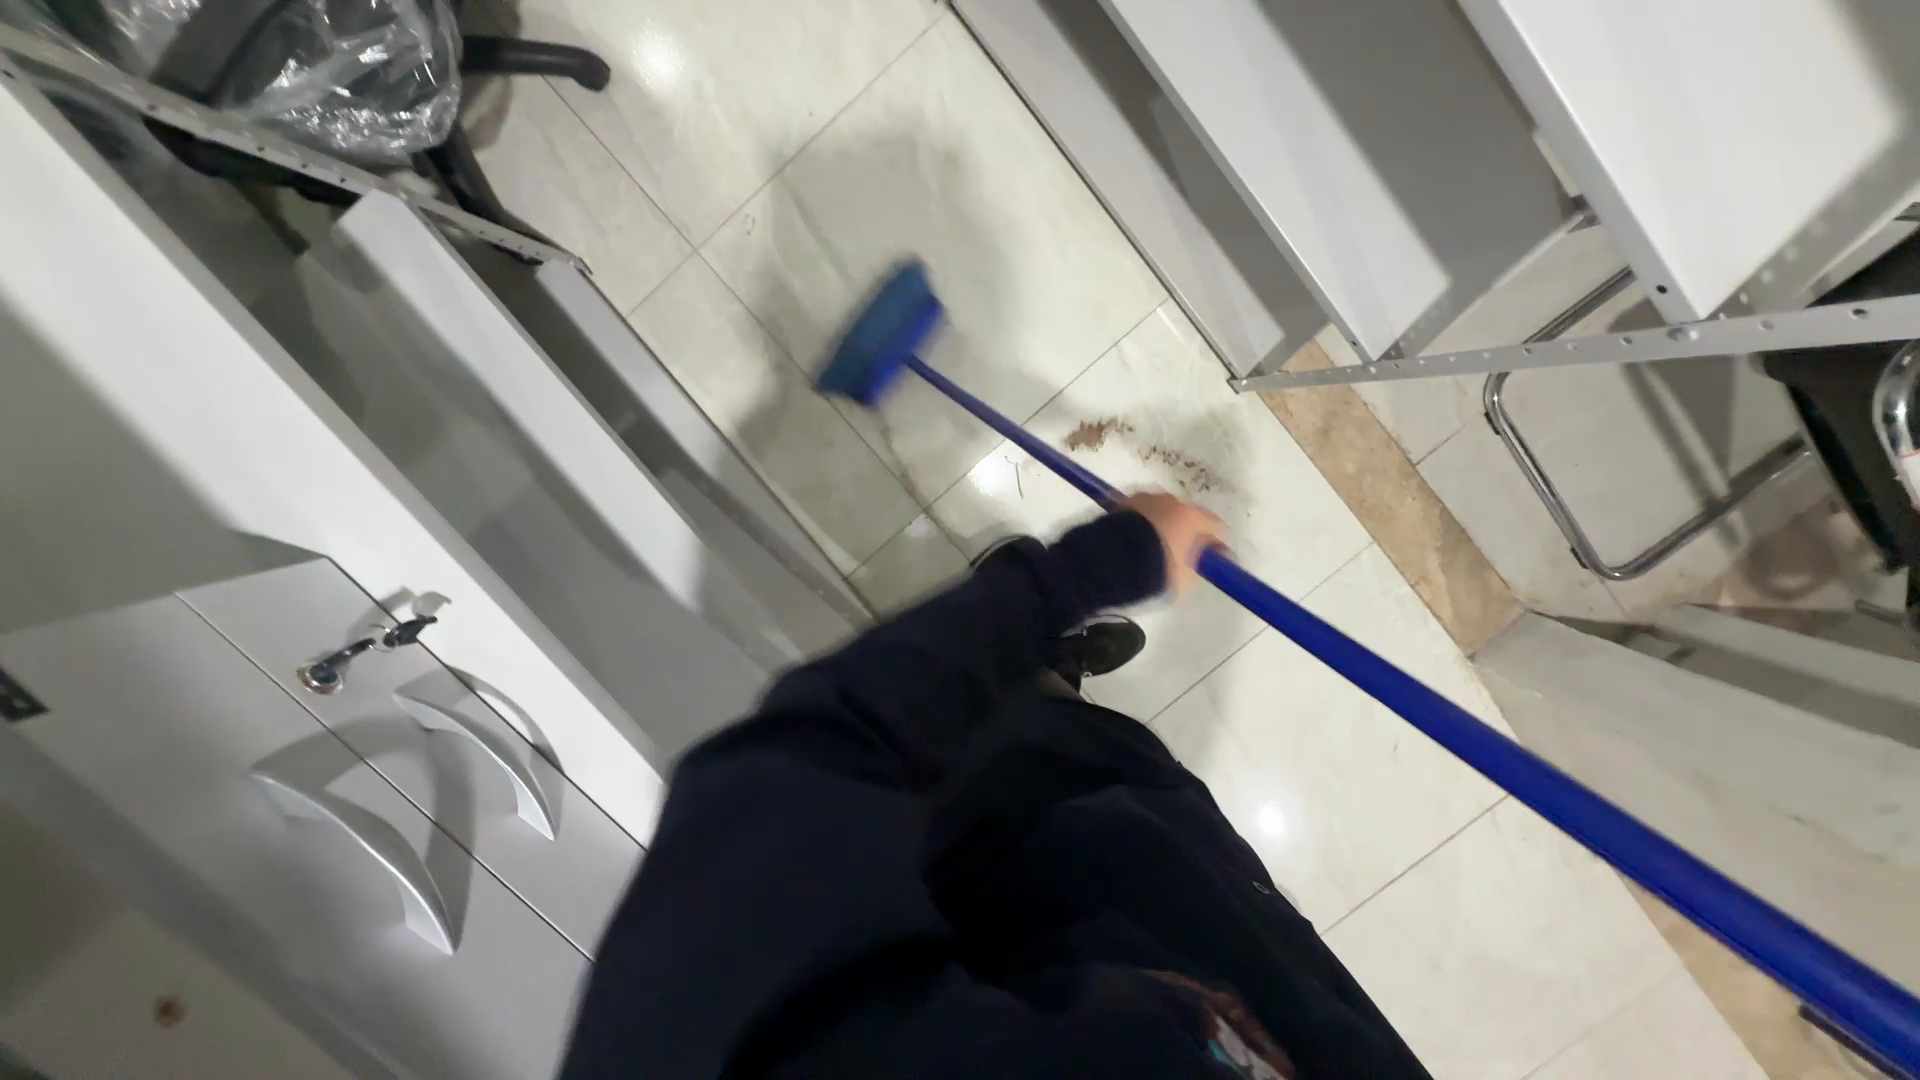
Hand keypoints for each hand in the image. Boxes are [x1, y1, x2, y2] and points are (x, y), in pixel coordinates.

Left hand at [1117, 492, 1227, 595]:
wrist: (1109, 560)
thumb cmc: (1155, 569)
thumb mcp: (1185, 578)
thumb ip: (1197, 565)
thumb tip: (1198, 559)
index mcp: (1192, 516)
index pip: (1216, 526)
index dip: (1217, 545)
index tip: (1214, 560)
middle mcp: (1170, 500)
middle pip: (1187, 515)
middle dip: (1187, 532)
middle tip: (1182, 554)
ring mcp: (1143, 499)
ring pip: (1161, 512)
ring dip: (1162, 526)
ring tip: (1153, 549)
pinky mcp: (1120, 504)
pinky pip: (1139, 515)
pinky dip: (1141, 526)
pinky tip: (1135, 543)